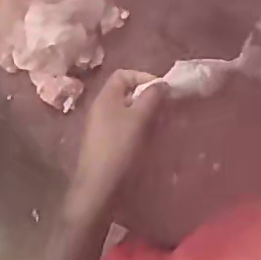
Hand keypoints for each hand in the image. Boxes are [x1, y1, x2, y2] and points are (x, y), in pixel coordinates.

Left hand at [65, 69, 166, 217]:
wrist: (97, 185)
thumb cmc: (118, 146)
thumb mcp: (138, 118)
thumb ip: (151, 97)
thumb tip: (161, 83)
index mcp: (105, 97)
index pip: (123, 74)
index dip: (142, 76)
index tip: (160, 89)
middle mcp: (99, 107)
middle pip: (124, 91)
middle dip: (144, 95)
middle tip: (162, 105)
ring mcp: (99, 125)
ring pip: (123, 109)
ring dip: (141, 112)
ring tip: (157, 122)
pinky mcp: (102, 141)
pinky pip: (120, 124)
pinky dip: (134, 125)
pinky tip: (145, 138)